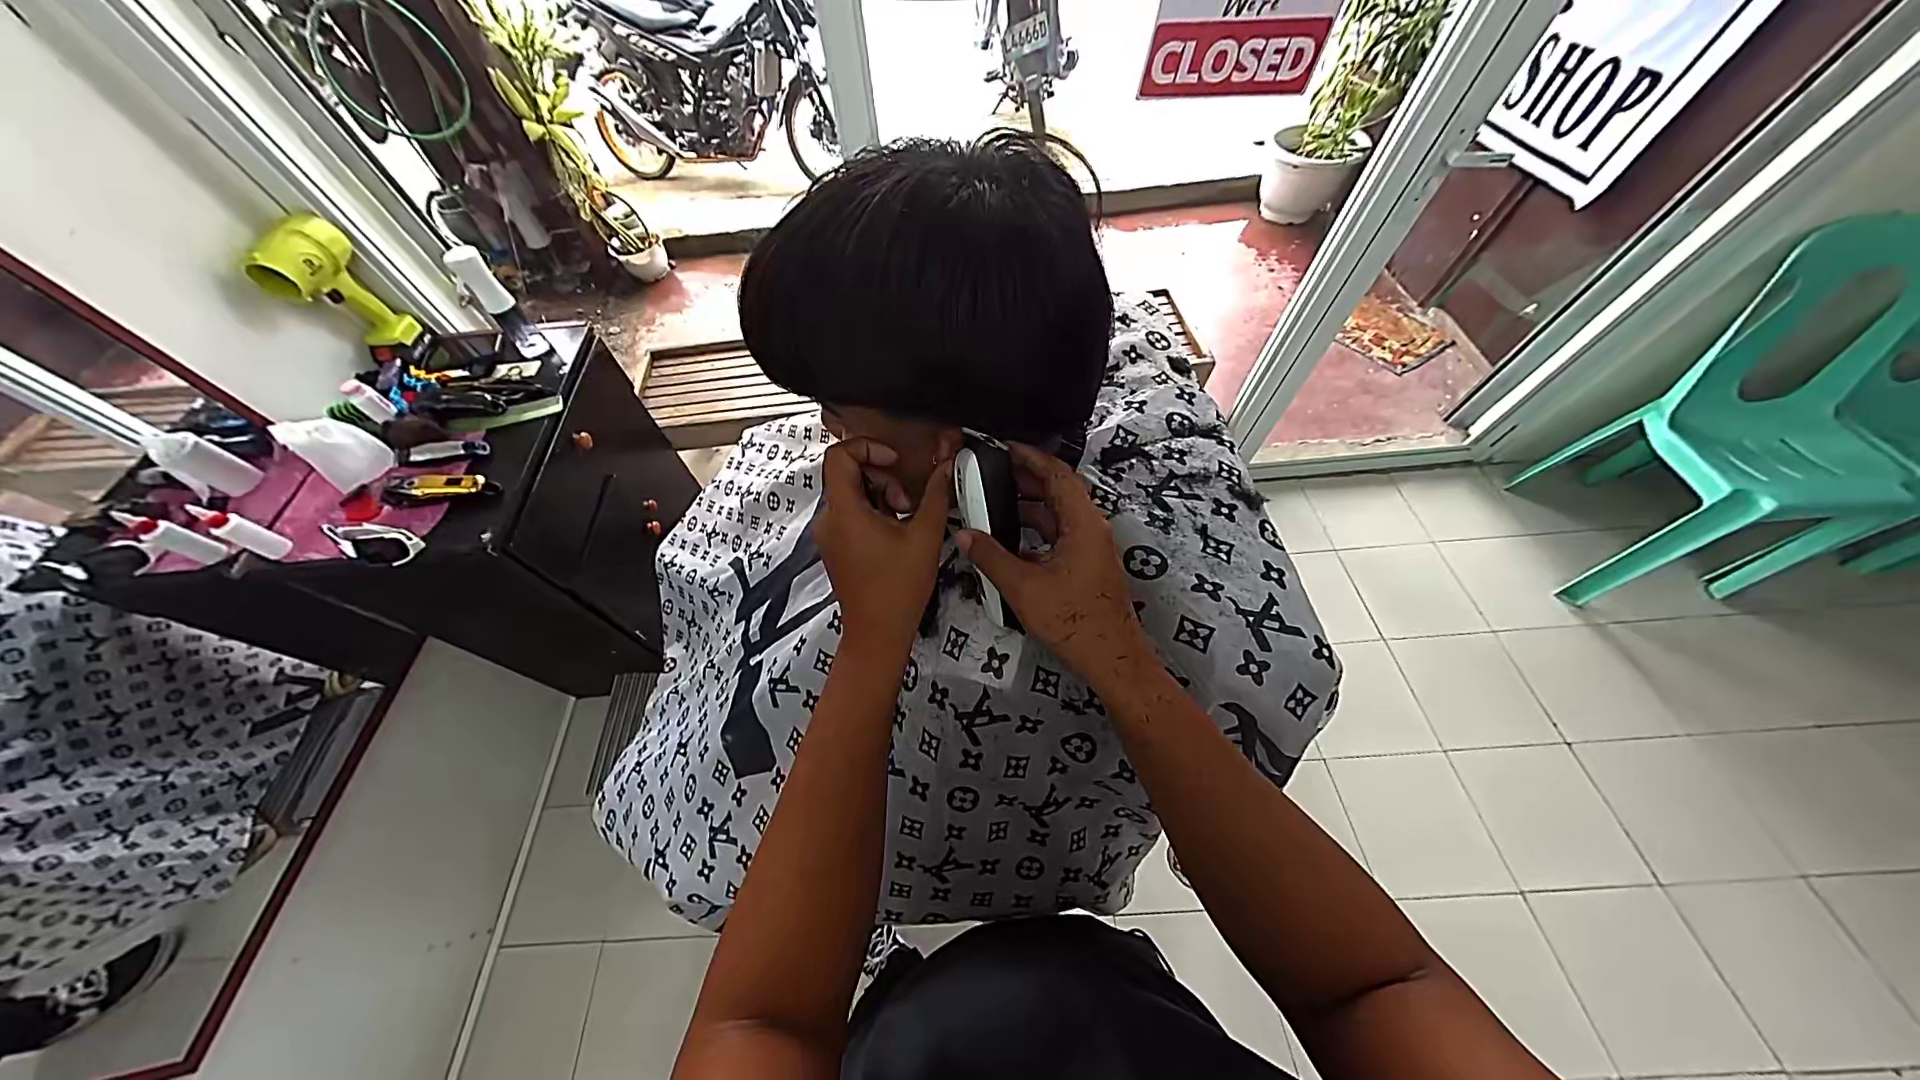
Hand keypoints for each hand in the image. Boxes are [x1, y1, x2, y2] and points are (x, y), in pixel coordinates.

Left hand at [816, 437, 953, 654]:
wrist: (878, 631)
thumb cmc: (897, 591)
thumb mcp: (925, 536)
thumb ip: (937, 496)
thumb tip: (947, 468)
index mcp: (844, 512)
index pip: (839, 456)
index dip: (867, 447)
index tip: (893, 459)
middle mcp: (828, 520)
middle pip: (846, 473)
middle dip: (881, 477)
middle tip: (906, 500)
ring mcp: (829, 535)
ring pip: (849, 493)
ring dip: (879, 495)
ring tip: (904, 518)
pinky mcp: (835, 546)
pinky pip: (849, 514)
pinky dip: (872, 511)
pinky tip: (894, 531)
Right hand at [957, 442, 1156, 688]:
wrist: (1111, 658)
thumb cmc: (1076, 622)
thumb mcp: (1023, 587)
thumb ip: (990, 557)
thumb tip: (965, 536)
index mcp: (1083, 525)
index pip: (1058, 475)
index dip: (1032, 458)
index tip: (1008, 448)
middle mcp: (1091, 530)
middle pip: (1058, 492)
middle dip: (1026, 481)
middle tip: (994, 473)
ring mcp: (1091, 549)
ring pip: (1058, 516)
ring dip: (1030, 508)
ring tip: (996, 503)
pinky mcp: (1087, 566)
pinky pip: (1059, 536)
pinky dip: (1036, 532)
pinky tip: (1011, 541)